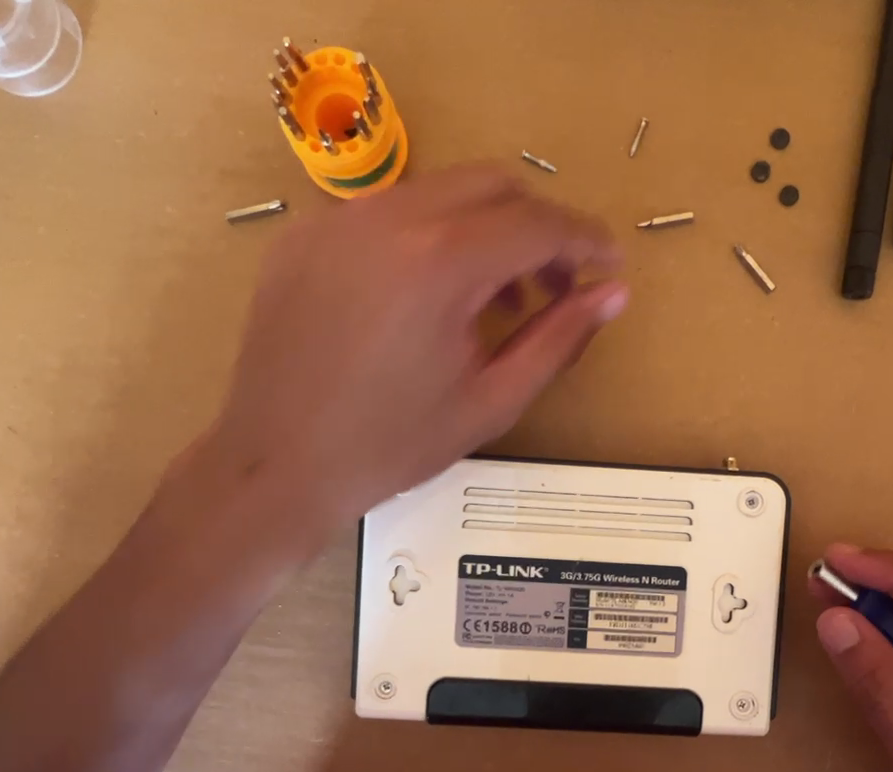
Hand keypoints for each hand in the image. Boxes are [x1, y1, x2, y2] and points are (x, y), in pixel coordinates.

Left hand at [190, 164, 625, 527]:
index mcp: (437, 263)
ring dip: (484, 230)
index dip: (584, 240)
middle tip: (554, 288)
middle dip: (537, 227)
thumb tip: (614, 293)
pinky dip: (427, 238)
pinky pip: (386, 213)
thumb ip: (559, 339)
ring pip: (438, 192)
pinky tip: (426, 299)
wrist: (277, 464)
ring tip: (492, 300)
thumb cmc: (391, 446)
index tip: (609, 266)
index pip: (535, 223)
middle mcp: (385, 218)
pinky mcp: (303, 234)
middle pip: (492, 185)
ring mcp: (336, 219)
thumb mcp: (491, 401)